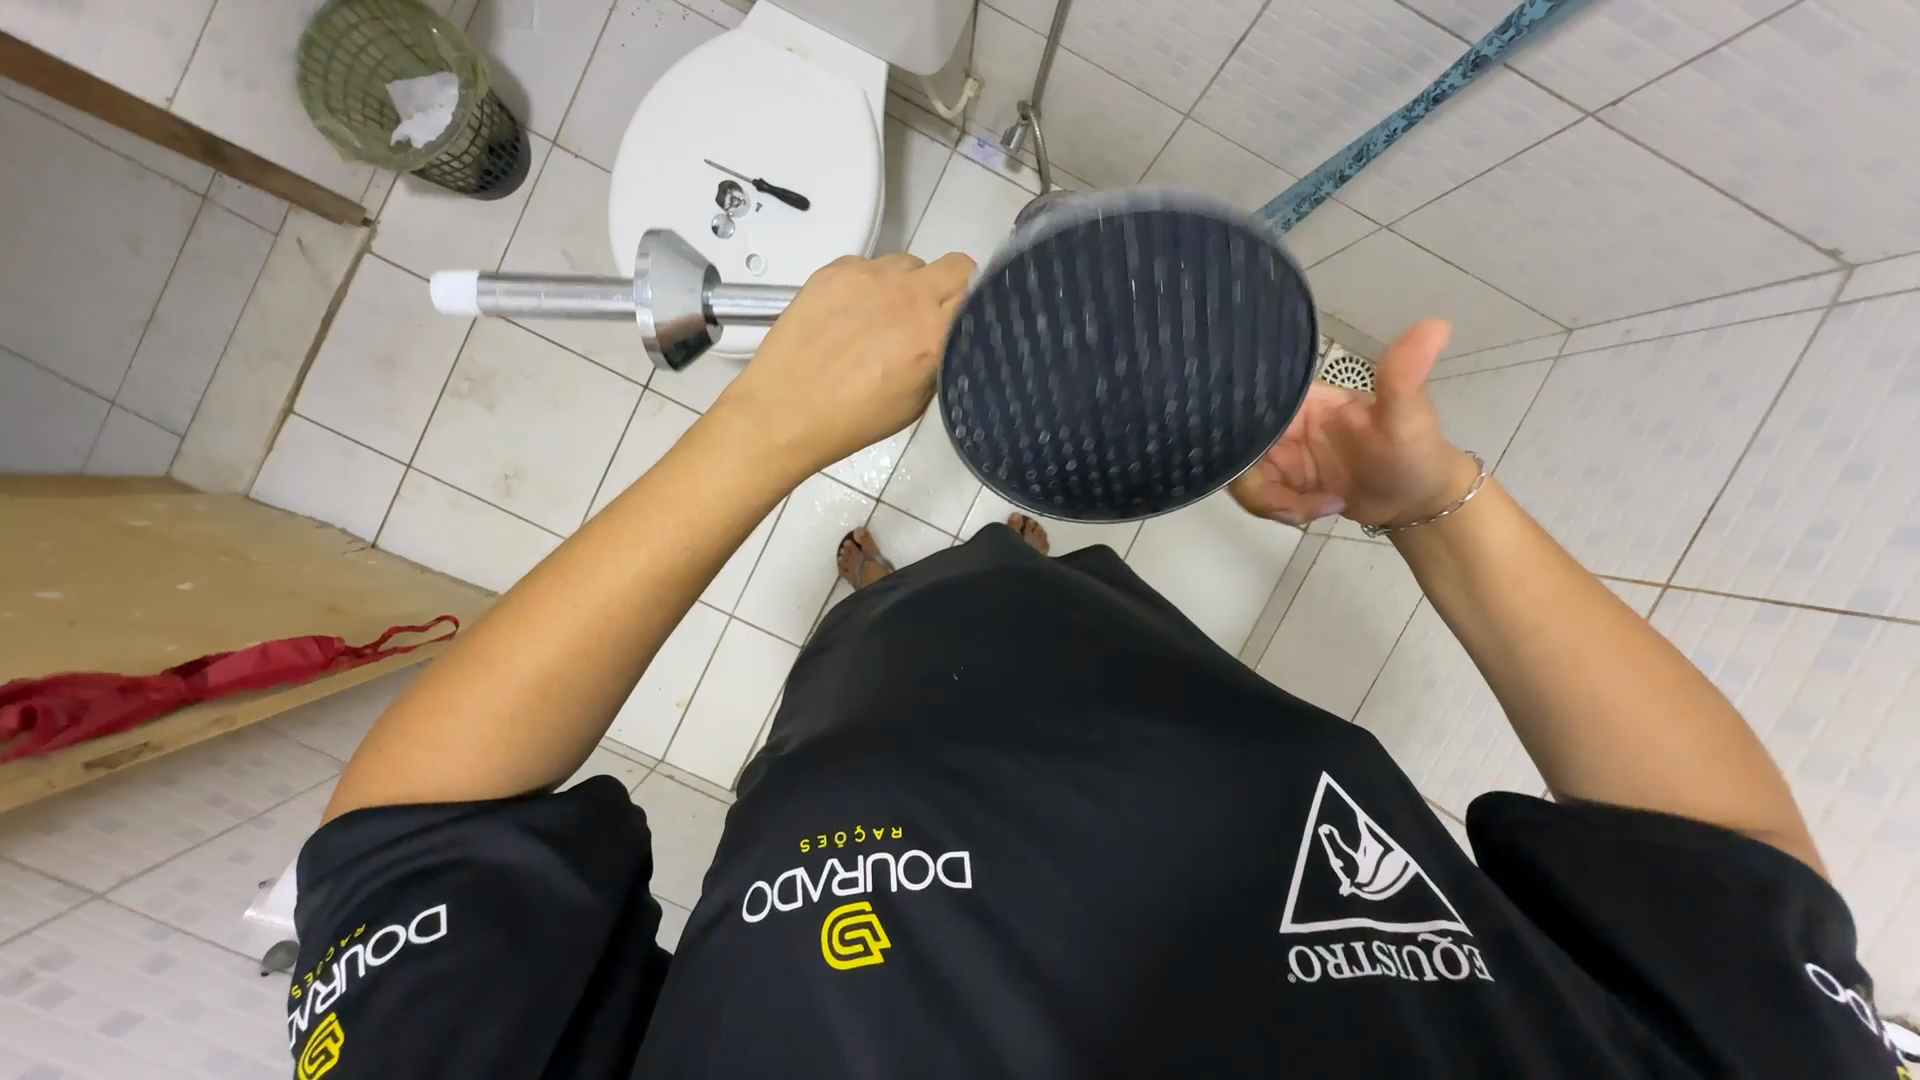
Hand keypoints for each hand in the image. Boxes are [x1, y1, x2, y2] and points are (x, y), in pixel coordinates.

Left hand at [716, 251, 974, 473]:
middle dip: (950, 287)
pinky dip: (869, 285)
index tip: (968, 318)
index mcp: (933, 333)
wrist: (785, 411)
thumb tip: (949, 338)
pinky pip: (868, 265)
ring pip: (909, 263)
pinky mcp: (834, 270)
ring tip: (883, 318)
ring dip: (907, 285)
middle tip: (931, 315)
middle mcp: (906, 295)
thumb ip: (942, 359)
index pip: (979, 291)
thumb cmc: (853, 420)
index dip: (977, 304)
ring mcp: (868, 277)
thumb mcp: (917, 401)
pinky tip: (850, 316)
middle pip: (954, 265)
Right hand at [1230, 320, 1478, 527]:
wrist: (1415, 500)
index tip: (1267, 462)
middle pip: (1236, 449)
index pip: (1248, 408)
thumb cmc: (1413, 451)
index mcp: (1300, 400)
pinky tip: (1321, 508)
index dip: (1244, 436)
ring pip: (1243, 477)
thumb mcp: (1407, 416)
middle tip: (1294, 504)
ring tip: (1319, 506)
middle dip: (1260, 486)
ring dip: (1274, 503)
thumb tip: (1436, 324)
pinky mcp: (1280, 482)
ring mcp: (1278, 454)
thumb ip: (1403, 377)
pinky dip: (1286, 511)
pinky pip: (1259, 497)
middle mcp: (1281, 424)